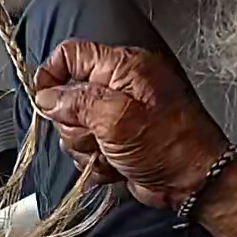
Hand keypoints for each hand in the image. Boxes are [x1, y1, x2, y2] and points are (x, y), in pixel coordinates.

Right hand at [30, 40, 229, 208]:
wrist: (192, 182)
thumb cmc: (168, 145)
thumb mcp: (117, 118)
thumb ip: (77, 102)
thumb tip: (46, 97)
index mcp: (121, 68)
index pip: (70, 55)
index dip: (51, 76)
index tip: (45, 101)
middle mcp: (117, 87)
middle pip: (65, 99)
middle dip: (74, 125)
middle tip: (97, 135)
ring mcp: (114, 116)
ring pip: (72, 130)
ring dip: (85, 148)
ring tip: (111, 152)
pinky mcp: (113, 142)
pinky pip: (84, 150)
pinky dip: (95, 163)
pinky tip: (115, 164)